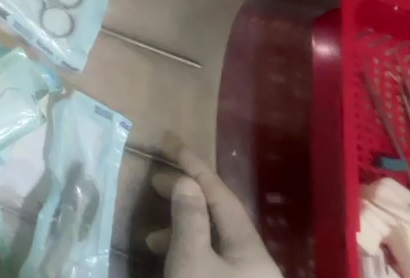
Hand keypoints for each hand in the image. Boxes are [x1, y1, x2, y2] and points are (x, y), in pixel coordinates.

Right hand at [147, 149, 282, 277]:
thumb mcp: (191, 259)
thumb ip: (190, 218)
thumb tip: (187, 181)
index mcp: (251, 249)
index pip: (222, 195)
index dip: (196, 167)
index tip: (171, 143)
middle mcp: (256, 261)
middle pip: (220, 216)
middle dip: (186, 196)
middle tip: (155, 182)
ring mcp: (247, 277)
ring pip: (214, 240)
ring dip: (182, 228)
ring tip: (153, 235)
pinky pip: (212, 258)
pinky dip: (189, 248)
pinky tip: (170, 254)